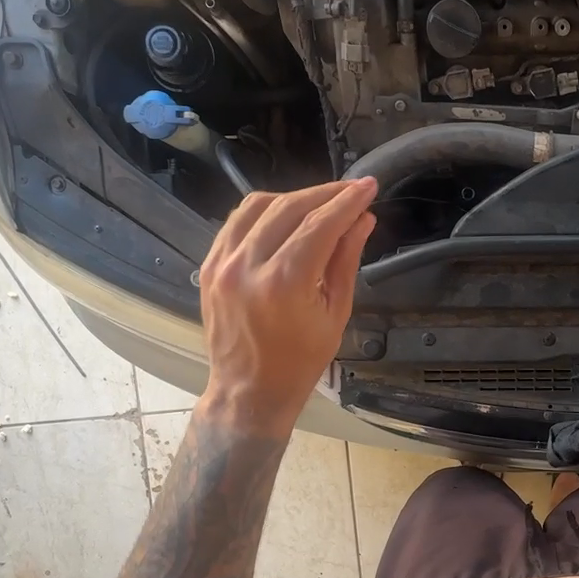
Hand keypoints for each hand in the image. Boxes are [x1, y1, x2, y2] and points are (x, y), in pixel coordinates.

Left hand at [197, 179, 376, 428]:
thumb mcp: (335, 314)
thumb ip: (346, 260)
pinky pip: (237, 221)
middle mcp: (248, 266)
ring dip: (294, 197)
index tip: (368, 187)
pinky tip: (285, 214)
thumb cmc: (301, 361)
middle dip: (325, 194)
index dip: (347, 202)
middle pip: (290, 207)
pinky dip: (264, 210)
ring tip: (321, 201)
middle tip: (351, 190)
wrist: (250, 390)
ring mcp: (222, 263)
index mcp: (285, 283)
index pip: (320, 225)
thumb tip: (362, 220)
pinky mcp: (209, 265)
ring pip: (259, 206)